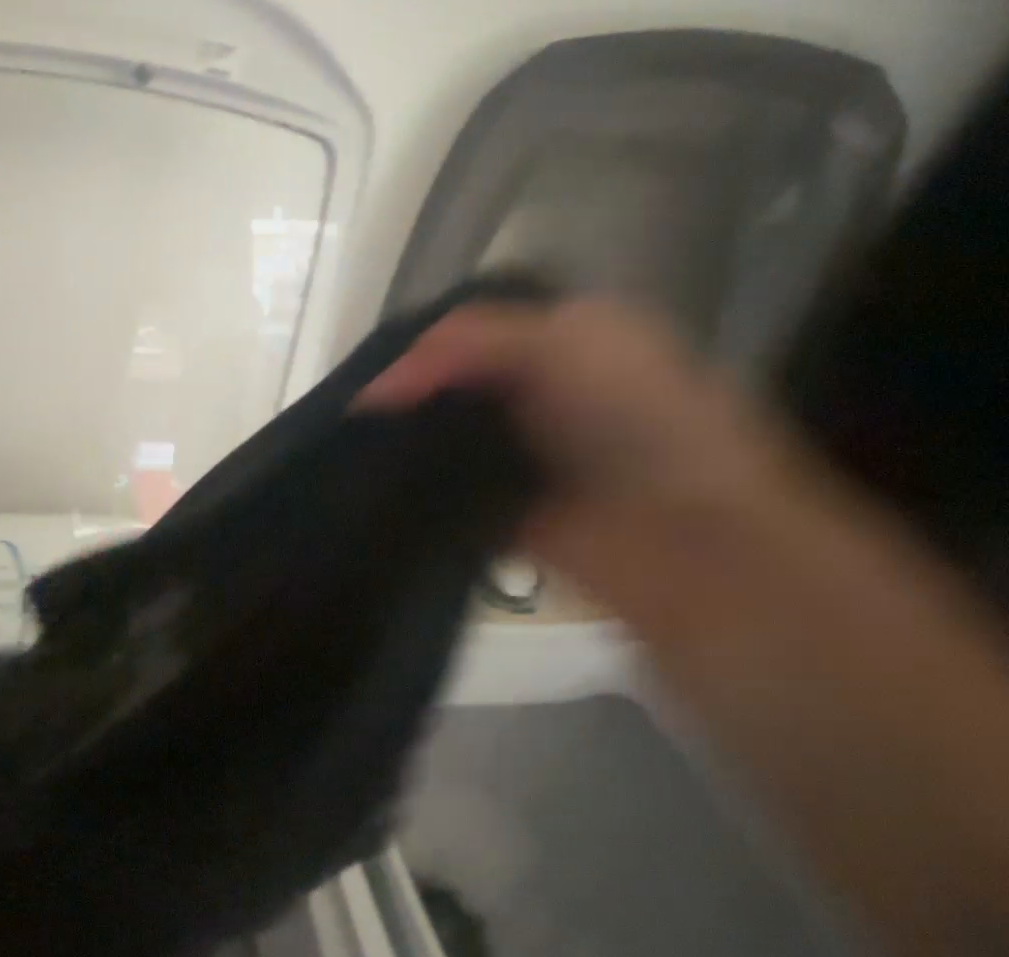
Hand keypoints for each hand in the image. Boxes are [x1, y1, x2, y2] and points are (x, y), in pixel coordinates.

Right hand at [352, 298, 790, 615]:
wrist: (686, 539)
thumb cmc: (638, 421)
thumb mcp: (565, 342)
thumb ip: (467, 342)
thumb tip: (375, 390)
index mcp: (569, 341)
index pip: (470, 334)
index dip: (418, 350)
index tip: (367, 382)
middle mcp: (544, 393)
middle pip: (449, 388)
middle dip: (404, 399)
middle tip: (353, 422)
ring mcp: (524, 456)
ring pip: (443, 441)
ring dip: (406, 447)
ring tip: (355, 455)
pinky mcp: (504, 512)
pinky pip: (444, 495)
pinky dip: (414, 494)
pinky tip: (379, 492)